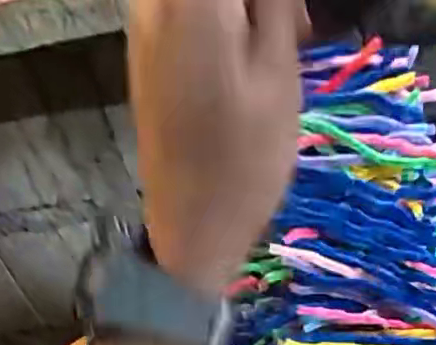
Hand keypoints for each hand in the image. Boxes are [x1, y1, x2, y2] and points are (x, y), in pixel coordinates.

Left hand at [129, 0, 303, 296]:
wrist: (193, 230)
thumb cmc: (245, 163)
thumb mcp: (277, 76)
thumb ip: (274, 3)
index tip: (295, 19)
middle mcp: (153, 0)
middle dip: (255, 3)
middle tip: (292, 28)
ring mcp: (140, 27)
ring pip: (199, 0)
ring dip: (239, 13)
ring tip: (272, 46)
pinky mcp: (142, 57)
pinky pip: (181, 13)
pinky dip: (216, 23)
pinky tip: (240, 63)